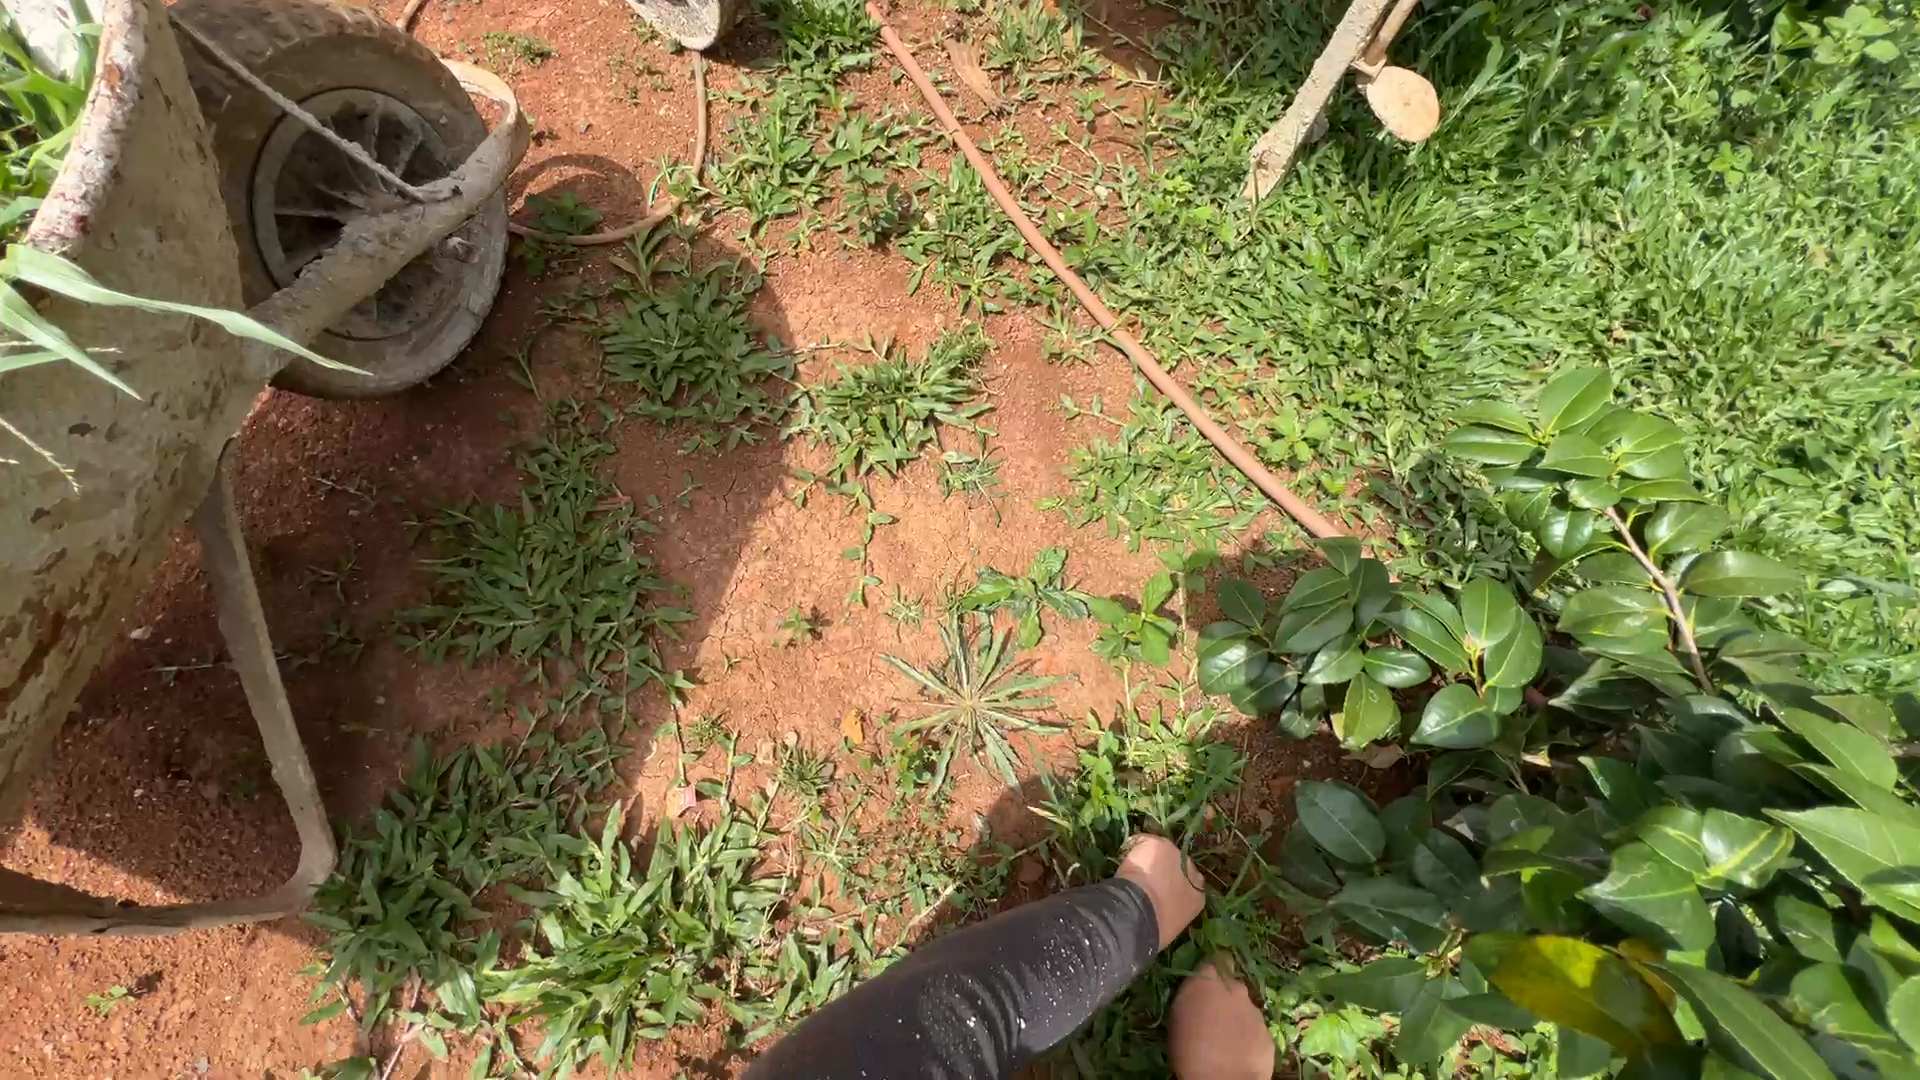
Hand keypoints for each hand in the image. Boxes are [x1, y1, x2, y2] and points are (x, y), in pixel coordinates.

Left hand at [1112, 834, 1203, 950]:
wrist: (1142, 912)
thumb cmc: (1156, 926)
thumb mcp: (1173, 921)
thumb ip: (1174, 906)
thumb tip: (1162, 903)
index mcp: (1198, 895)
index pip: (1192, 882)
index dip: (1176, 881)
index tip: (1162, 885)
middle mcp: (1191, 871)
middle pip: (1179, 863)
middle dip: (1165, 867)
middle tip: (1147, 875)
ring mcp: (1174, 854)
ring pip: (1160, 850)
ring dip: (1149, 857)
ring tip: (1133, 867)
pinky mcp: (1157, 844)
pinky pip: (1142, 841)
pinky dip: (1132, 847)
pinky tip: (1123, 858)